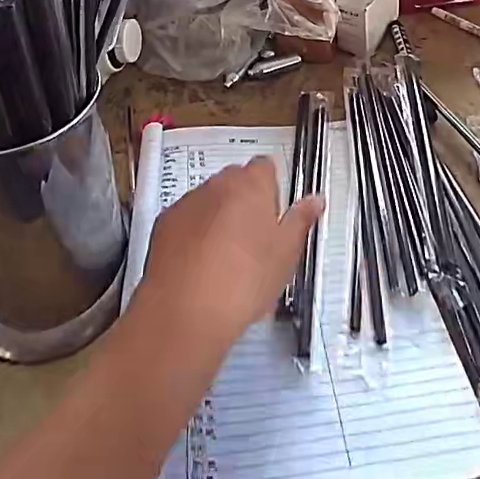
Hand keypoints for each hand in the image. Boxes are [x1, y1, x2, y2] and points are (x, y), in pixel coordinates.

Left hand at [133, 156, 323, 342]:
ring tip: (228, 258)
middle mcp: (218, 184)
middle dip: (246, 202)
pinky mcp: (165, 223)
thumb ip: (301, 220)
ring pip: (210, 200)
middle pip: (237, 181)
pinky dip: (194, 232)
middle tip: (256, 239)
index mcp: (251, 184)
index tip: (276, 214)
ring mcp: (189, 202)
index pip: (266, 167)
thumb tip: (314, 202)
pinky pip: (186, 219)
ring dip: (219, 217)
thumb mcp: (286, 253)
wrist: (185, 311)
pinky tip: (202, 264)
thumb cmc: (240, 282)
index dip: (273, 189)